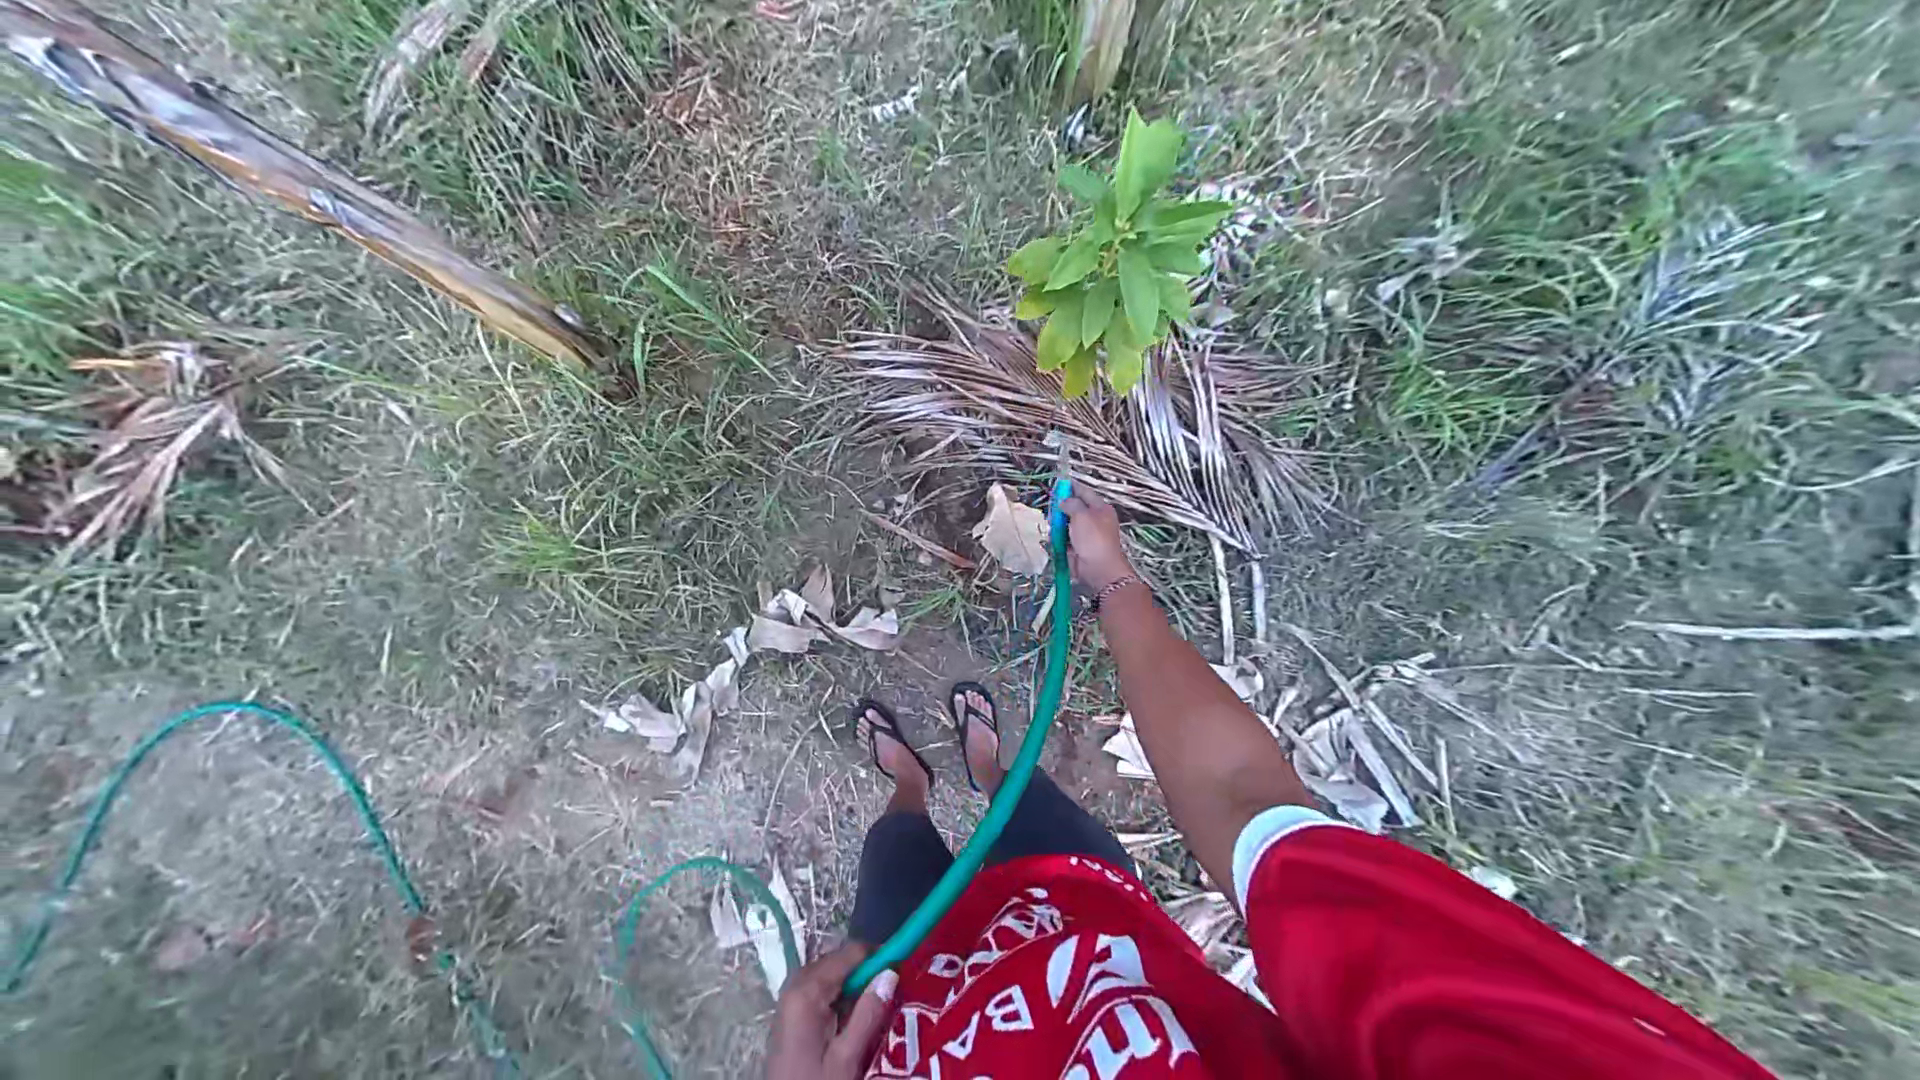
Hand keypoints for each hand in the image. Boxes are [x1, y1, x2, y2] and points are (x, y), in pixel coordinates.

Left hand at [764, 944, 898, 1079]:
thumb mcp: (846, 1060)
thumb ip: (868, 1015)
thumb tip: (891, 973)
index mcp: (806, 991)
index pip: (849, 953)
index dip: (878, 956)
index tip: (903, 968)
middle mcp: (795, 987)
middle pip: (838, 961)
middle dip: (866, 971)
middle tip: (892, 990)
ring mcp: (790, 1002)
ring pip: (830, 977)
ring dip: (854, 985)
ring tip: (878, 1004)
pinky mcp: (791, 1018)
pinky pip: (821, 992)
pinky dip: (841, 997)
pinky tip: (855, 1019)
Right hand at [1060, 487, 1134, 591]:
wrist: (1098, 569)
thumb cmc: (1093, 539)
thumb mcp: (1082, 515)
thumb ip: (1071, 503)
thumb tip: (1063, 502)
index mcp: (1100, 508)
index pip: (1084, 492)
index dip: (1070, 487)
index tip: (1057, 484)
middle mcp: (1093, 520)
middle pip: (1073, 509)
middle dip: (1060, 509)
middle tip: (1052, 511)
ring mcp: (1085, 535)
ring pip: (1066, 524)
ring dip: (1057, 526)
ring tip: (1053, 529)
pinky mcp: (1077, 548)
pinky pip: (1064, 539)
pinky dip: (1057, 539)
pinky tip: (1054, 540)